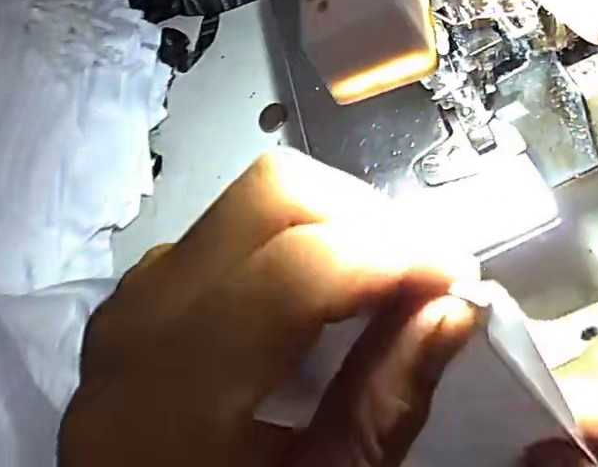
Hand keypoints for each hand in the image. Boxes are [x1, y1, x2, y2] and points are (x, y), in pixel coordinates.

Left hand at [60, 150, 481, 466]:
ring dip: (328, 220)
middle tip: (417, 274)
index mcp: (181, 370)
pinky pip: (227, 224)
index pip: (298, 265)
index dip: (391, 254)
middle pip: (272, 192)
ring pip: (249, 197)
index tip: (456, 276)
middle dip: (360, 216)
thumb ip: (380, 406)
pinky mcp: (145, 278)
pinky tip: (318, 291)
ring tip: (378, 280)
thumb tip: (450, 310)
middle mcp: (152, 299)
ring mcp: (141, 281)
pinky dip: (289, 235)